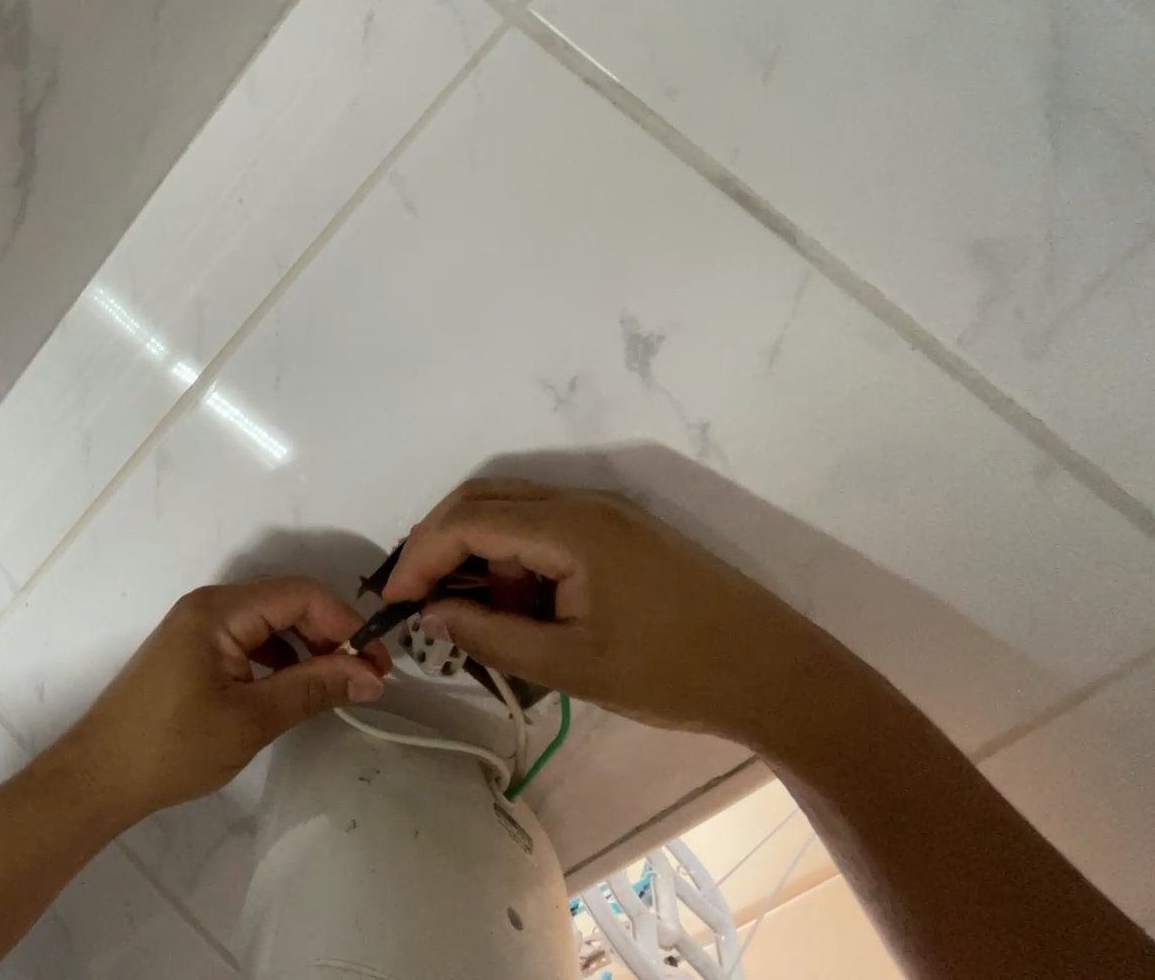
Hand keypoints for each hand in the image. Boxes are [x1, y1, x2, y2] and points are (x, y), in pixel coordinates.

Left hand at [50, 577, 390, 820]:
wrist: (100, 775)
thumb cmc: (174, 745)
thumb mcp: (252, 718)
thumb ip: (314, 688)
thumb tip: (370, 674)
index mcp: (220, 610)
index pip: (301, 594)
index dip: (346, 624)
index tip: (378, 666)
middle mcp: (209, 605)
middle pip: (286, 602)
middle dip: (329, 634)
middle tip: (363, 679)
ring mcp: (197, 626)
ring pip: (268, 621)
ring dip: (306, 647)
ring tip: (335, 685)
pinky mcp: (193, 649)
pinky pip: (248, 639)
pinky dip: (278, 658)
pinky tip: (293, 687)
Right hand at [383, 479, 860, 747]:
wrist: (784, 679)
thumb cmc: (675, 674)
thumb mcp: (570, 665)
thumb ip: (489, 636)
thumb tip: (431, 616)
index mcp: (570, 528)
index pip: (466, 521)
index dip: (419, 557)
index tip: (396, 602)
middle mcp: (582, 503)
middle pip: (481, 501)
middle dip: (438, 547)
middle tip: (419, 599)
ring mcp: (604, 512)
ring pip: (509, 512)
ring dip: (477, 555)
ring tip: (476, 615)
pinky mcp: (618, 531)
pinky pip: (542, 528)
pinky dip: (513, 560)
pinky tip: (521, 606)